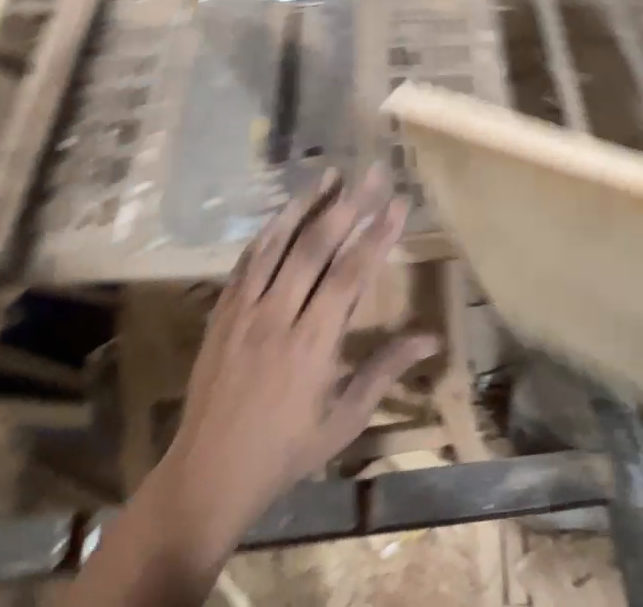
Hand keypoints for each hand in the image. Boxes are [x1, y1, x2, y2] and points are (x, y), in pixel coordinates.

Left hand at [66, 167, 438, 606]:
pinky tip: (282, 216)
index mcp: (313, 344)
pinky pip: (245, 262)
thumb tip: (432, 339)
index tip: (398, 203)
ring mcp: (243, 311)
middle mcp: (277, 316)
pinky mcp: (221, 314)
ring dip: (304, 206)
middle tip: (372, 172)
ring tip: (328, 175)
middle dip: (349, 204)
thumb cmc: (287, 450)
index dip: (378, 235)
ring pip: (276, 244)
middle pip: (315, 246)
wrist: (210, 471)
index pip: (351, 274)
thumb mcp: (344, 419)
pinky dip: (267, 233)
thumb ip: (384, 370)